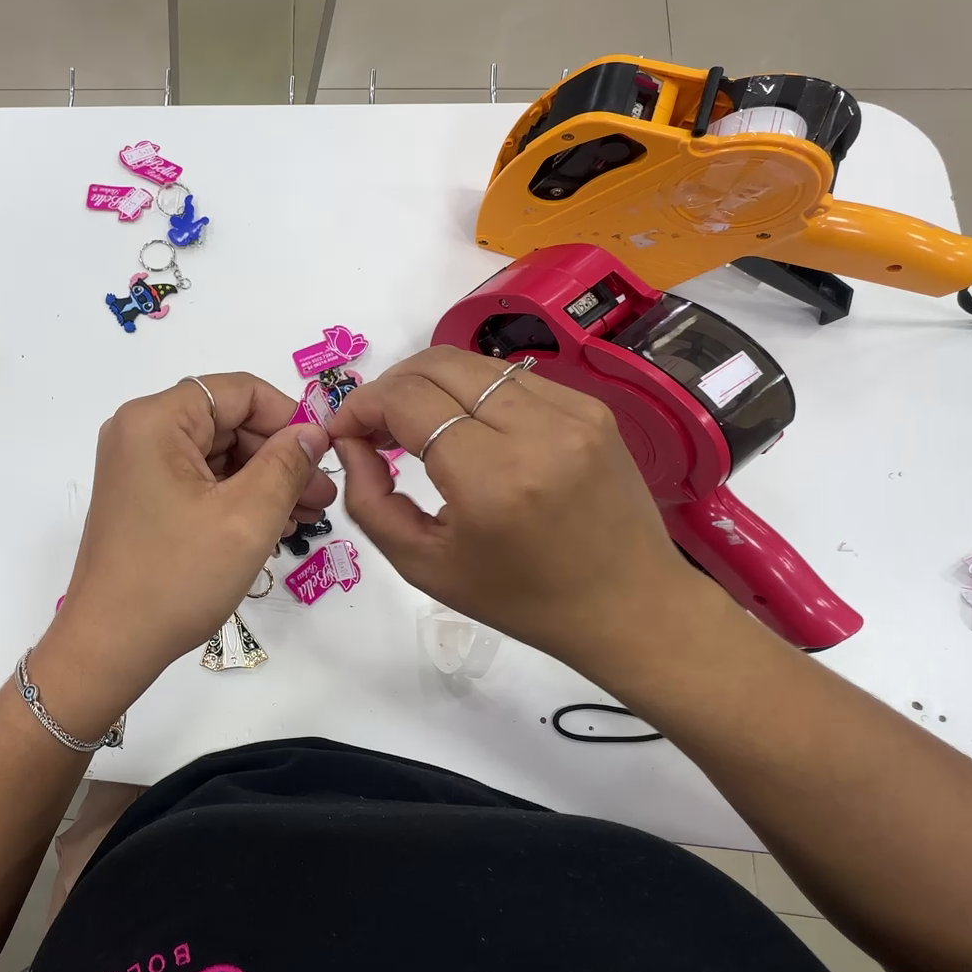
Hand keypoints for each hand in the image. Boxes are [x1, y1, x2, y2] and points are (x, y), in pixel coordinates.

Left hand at [42, 374, 335, 714]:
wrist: (110, 644)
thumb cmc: (177, 577)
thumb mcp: (247, 517)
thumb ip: (287, 464)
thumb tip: (312, 432)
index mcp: (154, 420)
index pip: (237, 391)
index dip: (288, 417)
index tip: (324, 455)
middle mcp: (137, 432)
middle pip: (225, 421)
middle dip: (278, 455)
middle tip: (321, 497)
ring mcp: (135, 466)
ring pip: (215, 454)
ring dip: (262, 480)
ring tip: (306, 516)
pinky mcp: (139, 497)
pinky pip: (196, 480)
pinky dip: (234, 497)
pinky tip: (272, 525)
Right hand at [326, 346, 706, 663]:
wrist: (628, 607)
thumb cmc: (517, 598)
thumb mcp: (421, 564)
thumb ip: (368, 499)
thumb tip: (350, 442)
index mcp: (493, 479)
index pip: (407, 401)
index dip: (361, 406)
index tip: (343, 432)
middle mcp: (537, 431)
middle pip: (437, 365)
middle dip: (388, 386)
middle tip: (371, 426)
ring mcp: (573, 412)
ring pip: (472, 363)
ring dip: (426, 383)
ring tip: (408, 424)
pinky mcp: (592, 408)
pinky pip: (509, 378)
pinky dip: (468, 391)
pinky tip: (459, 426)